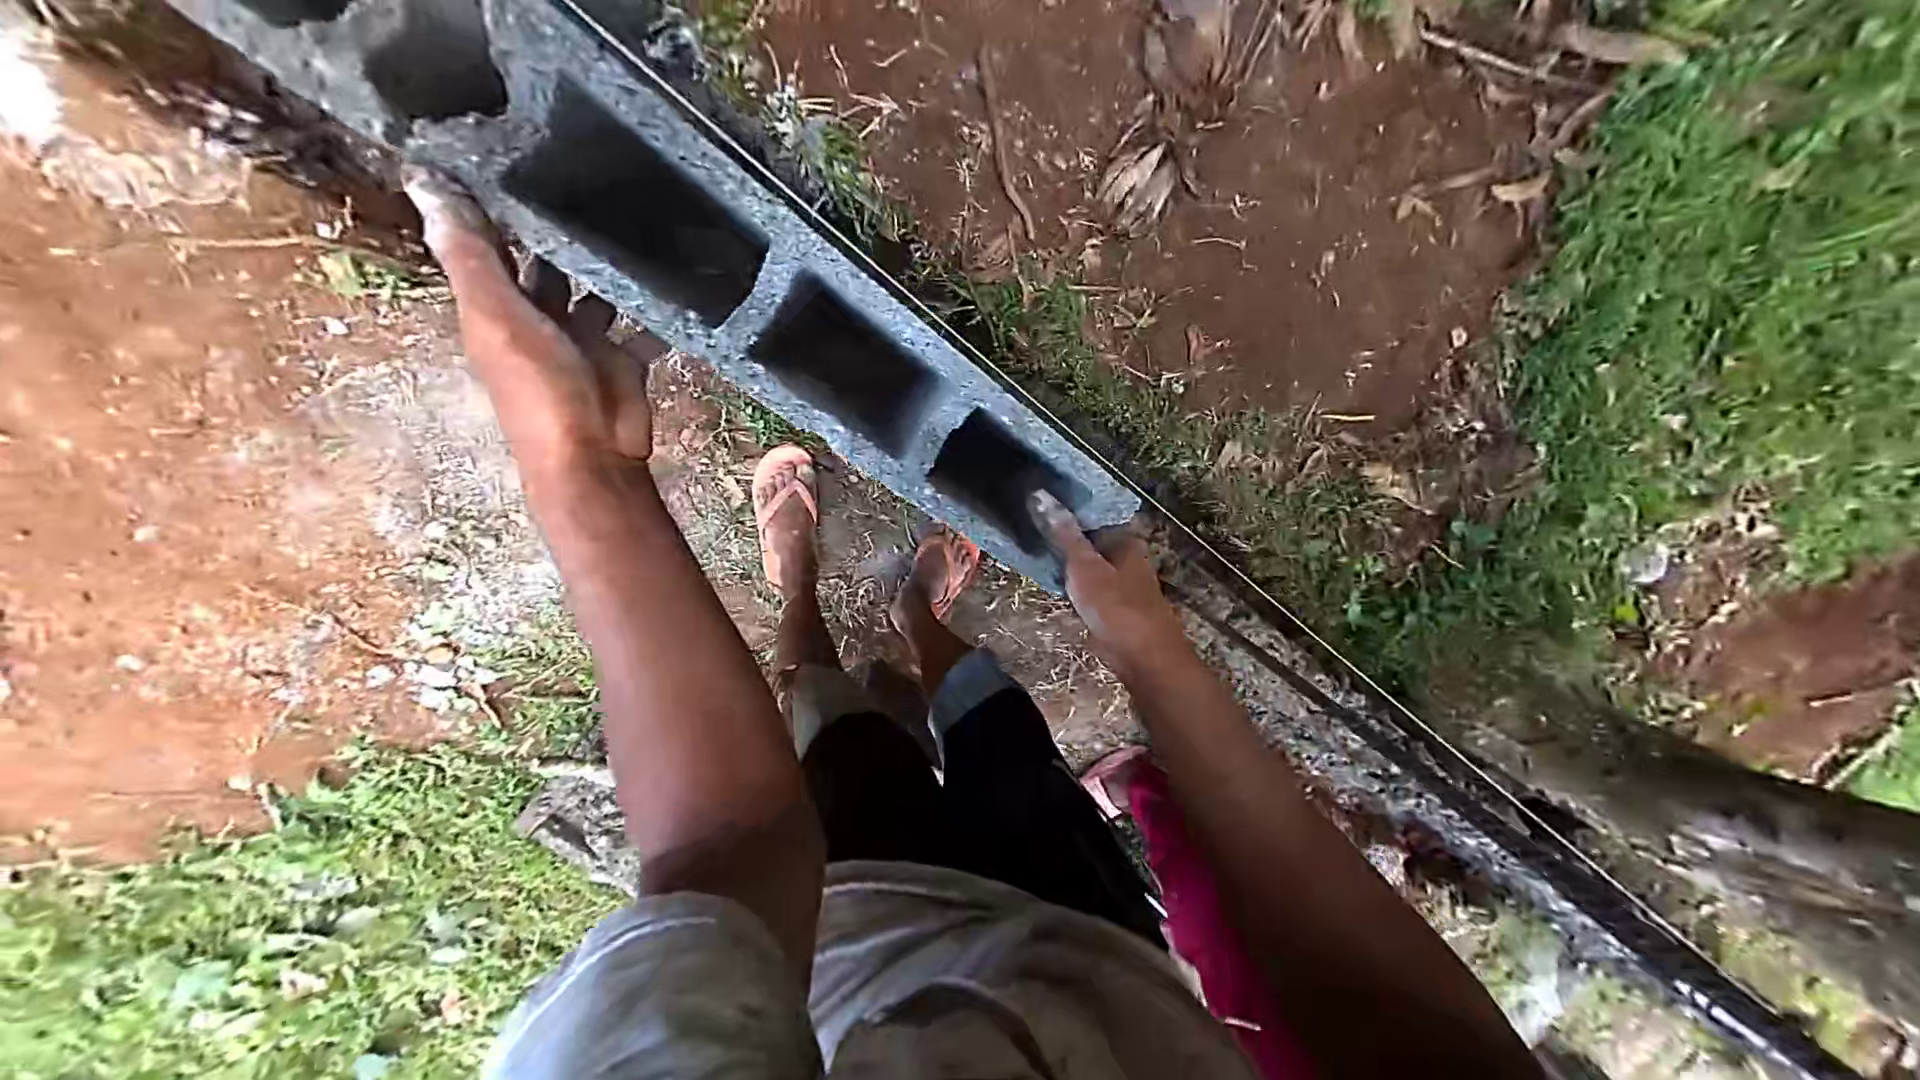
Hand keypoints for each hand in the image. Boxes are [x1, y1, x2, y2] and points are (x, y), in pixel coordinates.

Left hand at [404, 166, 652, 477]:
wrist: (594, 456)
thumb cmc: (541, 390)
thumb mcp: (498, 318)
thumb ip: (472, 256)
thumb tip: (424, 181)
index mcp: (495, 307)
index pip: (491, 246)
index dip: (497, 207)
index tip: (519, 154)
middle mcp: (537, 320)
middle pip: (548, 267)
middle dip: (563, 235)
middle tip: (594, 182)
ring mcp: (584, 342)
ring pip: (597, 295)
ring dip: (612, 272)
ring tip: (639, 226)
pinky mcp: (623, 362)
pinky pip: (640, 331)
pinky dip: (655, 317)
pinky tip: (676, 288)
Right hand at [1029, 490, 1190, 678]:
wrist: (1141, 656)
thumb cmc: (1115, 605)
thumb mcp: (1083, 564)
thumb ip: (1062, 533)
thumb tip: (1040, 494)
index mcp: (1125, 539)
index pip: (1093, 512)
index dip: (1065, 506)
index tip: (1035, 500)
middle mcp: (1124, 556)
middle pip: (1088, 538)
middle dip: (1061, 534)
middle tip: (1027, 524)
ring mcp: (1117, 582)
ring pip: (1084, 563)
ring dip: (1063, 560)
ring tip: (1031, 547)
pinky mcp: (1108, 605)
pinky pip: (1083, 586)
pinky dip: (1068, 583)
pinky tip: (1047, 578)